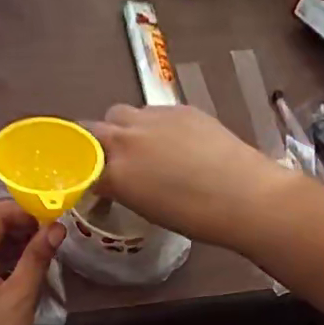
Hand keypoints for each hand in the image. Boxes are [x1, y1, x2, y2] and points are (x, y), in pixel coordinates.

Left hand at [0, 201, 63, 324]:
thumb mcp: (22, 296)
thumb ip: (37, 256)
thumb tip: (57, 227)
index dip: (20, 211)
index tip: (49, 216)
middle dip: (13, 217)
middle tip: (44, 225)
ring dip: (8, 231)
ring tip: (39, 239)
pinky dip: (1, 247)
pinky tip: (24, 254)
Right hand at [84, 104, 288, 244]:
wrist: (243, 194)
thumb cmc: (194, 216)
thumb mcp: (145, 208)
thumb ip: (122, 187)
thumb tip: (115, 180)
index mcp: (115, 172)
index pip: (80, 162)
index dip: (80, 167)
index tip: (87, 176)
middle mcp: (126, 138)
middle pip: (92, 127)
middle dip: (94, 140)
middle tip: (108, 158)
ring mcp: (153, 118)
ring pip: (122, 114)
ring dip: (123, 128)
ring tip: (143, 148)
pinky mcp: (180, 108)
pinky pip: (152, 111)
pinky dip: (152, 125)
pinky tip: (175, 142)